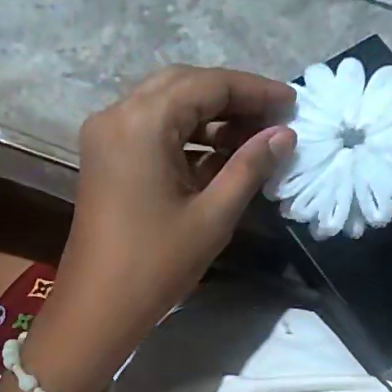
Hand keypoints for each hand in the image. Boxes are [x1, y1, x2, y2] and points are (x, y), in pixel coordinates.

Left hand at [23, 67, 295, 391]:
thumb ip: (250, 167)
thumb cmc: (156, 264)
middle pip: (184, 85)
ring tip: (255, 139)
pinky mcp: (106, 158)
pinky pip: (152, 130)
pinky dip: (187, 137)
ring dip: (210, 117)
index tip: (293, 101)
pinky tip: (221, 156)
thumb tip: (284, 135)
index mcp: (143, 122)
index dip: (255, 90)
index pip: (208, 84)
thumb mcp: (213, 216)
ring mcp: (107, 136)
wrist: (98, 306)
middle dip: (232, 98)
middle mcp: (118, 115)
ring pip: (167, 105)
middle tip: (275, 117)